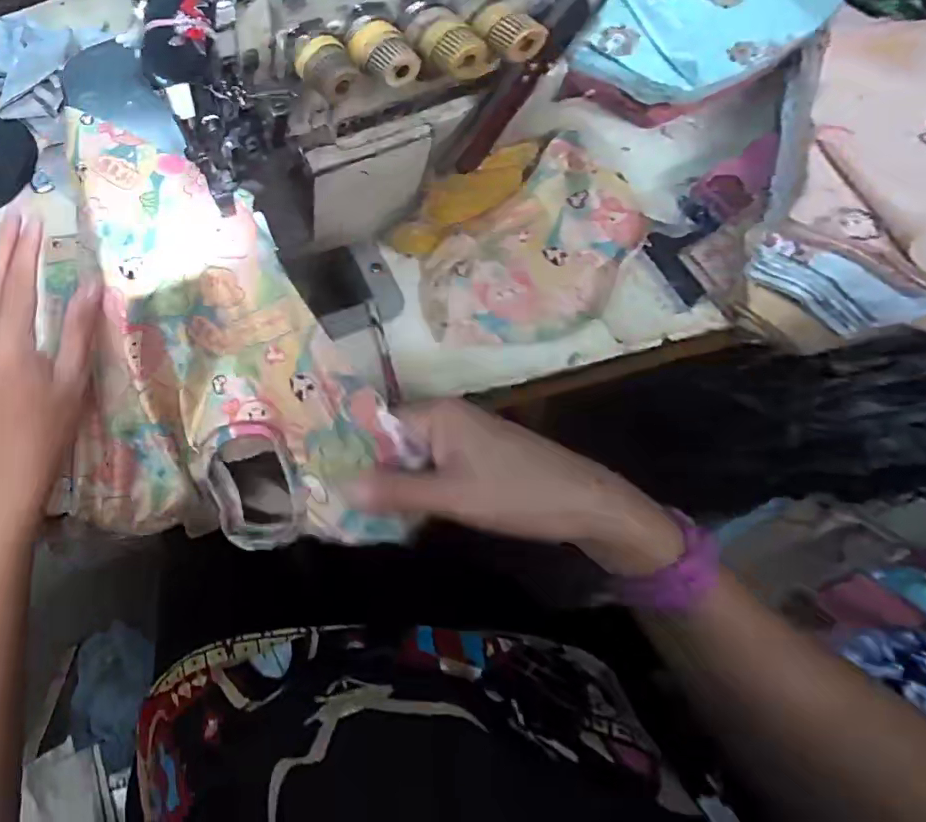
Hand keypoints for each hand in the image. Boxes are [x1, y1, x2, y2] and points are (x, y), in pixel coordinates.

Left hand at [0, 212, 100, 538]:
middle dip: (3, 245)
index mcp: (14, 341)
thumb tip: (91, 286)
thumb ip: (79, 330)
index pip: (20, 283)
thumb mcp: (73, 379)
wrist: (9, 468)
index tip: (34, 219)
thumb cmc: (48, 426)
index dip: (27, 249)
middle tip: (11, 213)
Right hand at [353, 400, 684, 574]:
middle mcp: (444, 415)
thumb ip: (396, 492)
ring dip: (395, 482)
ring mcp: (461, 434)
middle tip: (346, 505)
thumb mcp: (452, 498)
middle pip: (392, 441)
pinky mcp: (473, 454)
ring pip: (411, 456)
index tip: (332, 482)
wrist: (593, 505)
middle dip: (373, 472)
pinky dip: (418, 485)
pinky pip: (431, 465)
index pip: (377, 426)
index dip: (355, 453)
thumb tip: (342, 487)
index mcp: (436, 413)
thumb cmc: (519, 494)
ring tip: (367, 512)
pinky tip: (407, 511)